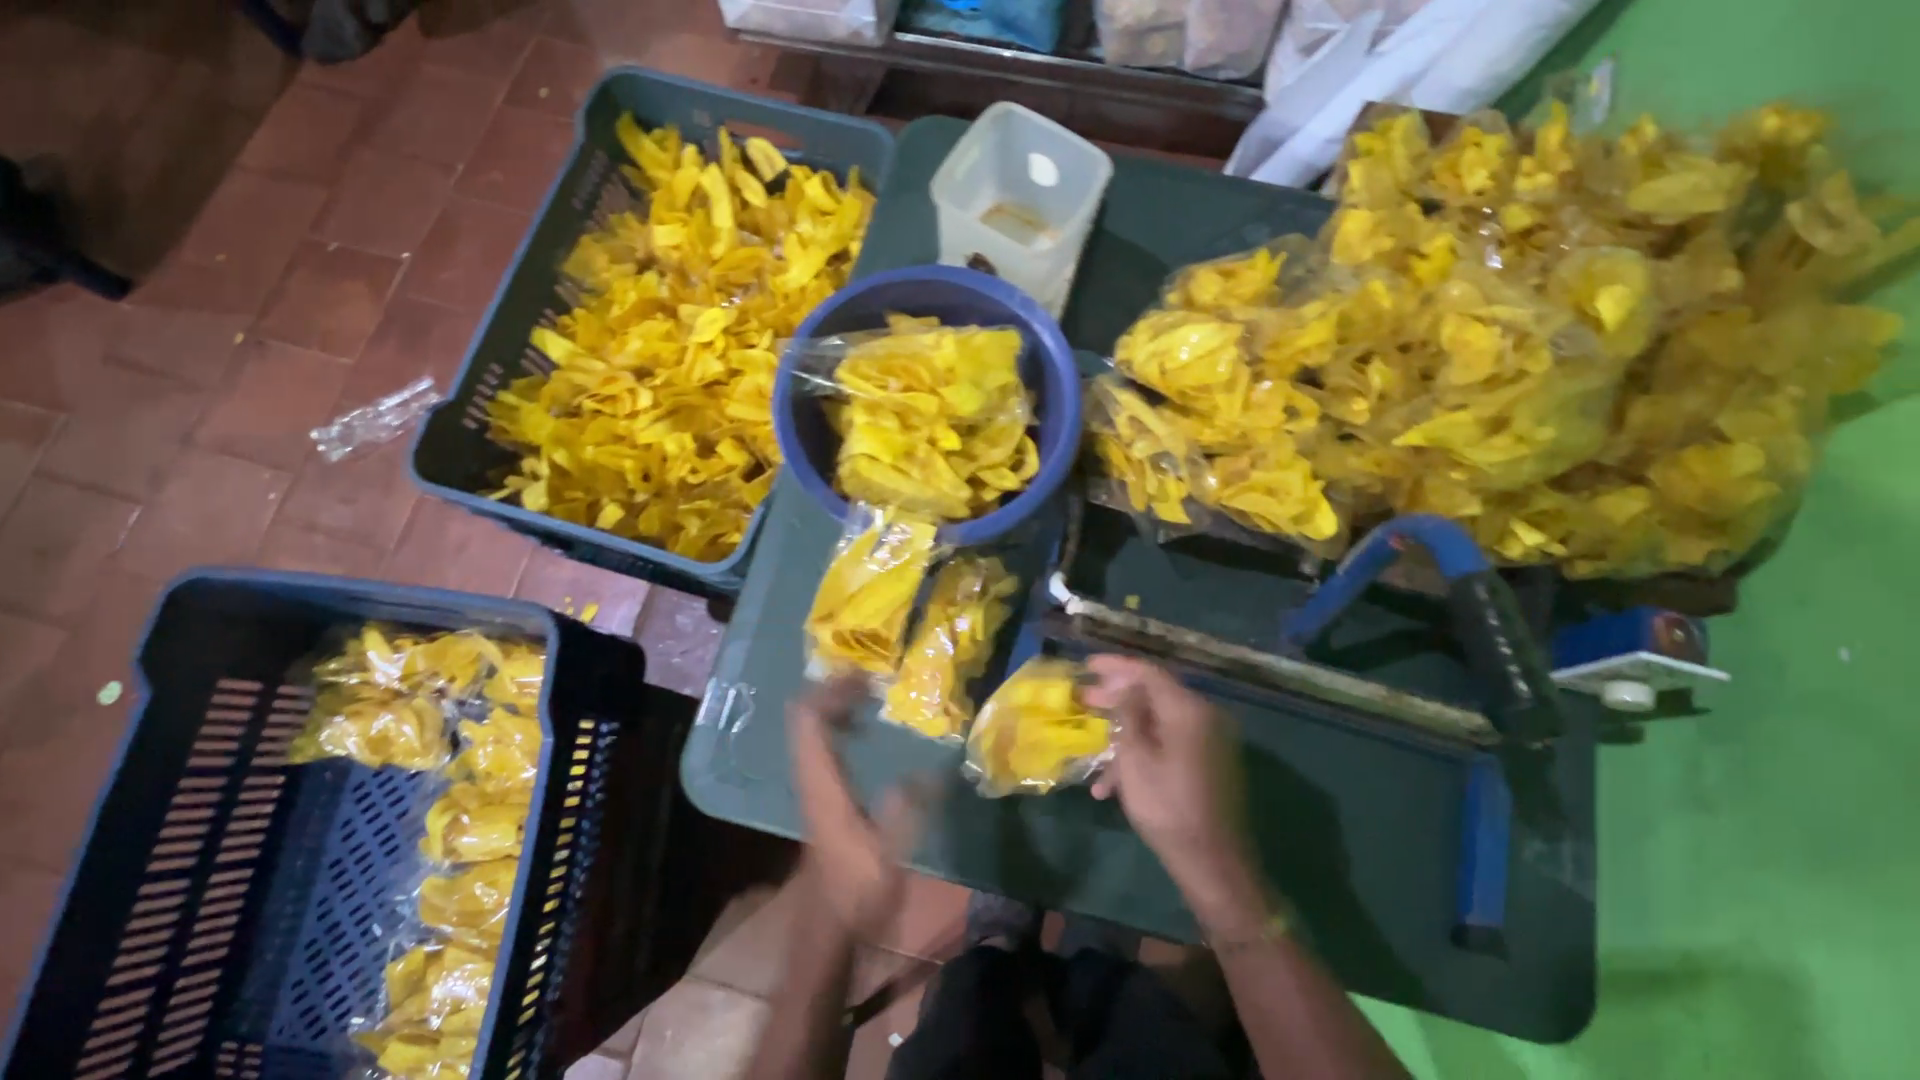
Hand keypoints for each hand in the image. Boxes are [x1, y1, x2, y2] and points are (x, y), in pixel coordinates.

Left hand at [787, 676, 925, 934]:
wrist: (828, 932)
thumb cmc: (857, 894)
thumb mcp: (889, 854)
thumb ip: (906, 810)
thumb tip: (933, 770)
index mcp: (822, 785)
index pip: (809, 720)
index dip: (831, 691)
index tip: (865, 677)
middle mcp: (810, 779)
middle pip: (806, 718)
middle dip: (834, 691)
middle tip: (871, 680)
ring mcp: (812, 789)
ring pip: (811, 732)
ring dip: (835, 708)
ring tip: (870, 696)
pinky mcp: (820, 799)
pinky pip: (821, 747)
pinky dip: (839, 728)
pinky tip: (864, 733)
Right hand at [1083, 655, 1255, 903]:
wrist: (1213, 862)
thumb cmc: (1167, 806)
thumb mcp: (1135, 759)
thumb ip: (1129, 714)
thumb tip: (1126, 687)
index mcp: (1189, 710)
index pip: (1148, 672)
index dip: (1115, 666)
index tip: (1086, 666)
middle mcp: (1205, 717)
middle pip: (1154, 696)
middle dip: (1116, 699)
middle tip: (1082, 700)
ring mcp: (1210, 742)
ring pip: (1159, 725)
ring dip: (1125, 736)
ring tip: (1091, 752)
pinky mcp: (1209, 764)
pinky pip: (1170, 746)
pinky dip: (1144, 756)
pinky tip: (1113, 787)